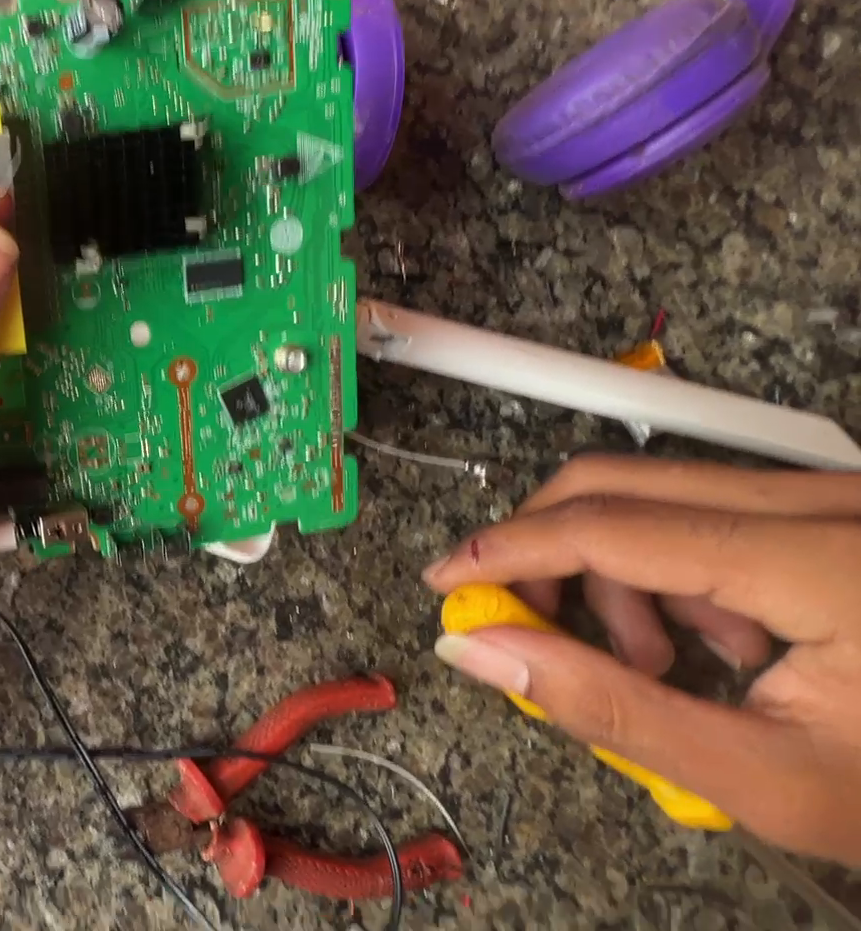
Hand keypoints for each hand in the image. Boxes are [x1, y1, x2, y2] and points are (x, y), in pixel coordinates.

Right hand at [423, 456, 860, 864]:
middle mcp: (834, 502)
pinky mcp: (838, 507)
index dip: (506, 549)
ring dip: (607, 567)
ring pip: (649, 490)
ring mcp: (841, 496)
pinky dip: (662, 566)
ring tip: (647, 657)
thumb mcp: (774, 781)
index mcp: (830, 565)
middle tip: (520, 616)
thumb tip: (473, 647)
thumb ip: (609, 709)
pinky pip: (698, 505)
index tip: (443, 583)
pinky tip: (710, 638)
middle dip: (541, 549)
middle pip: (614, 482)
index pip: (610, 526)